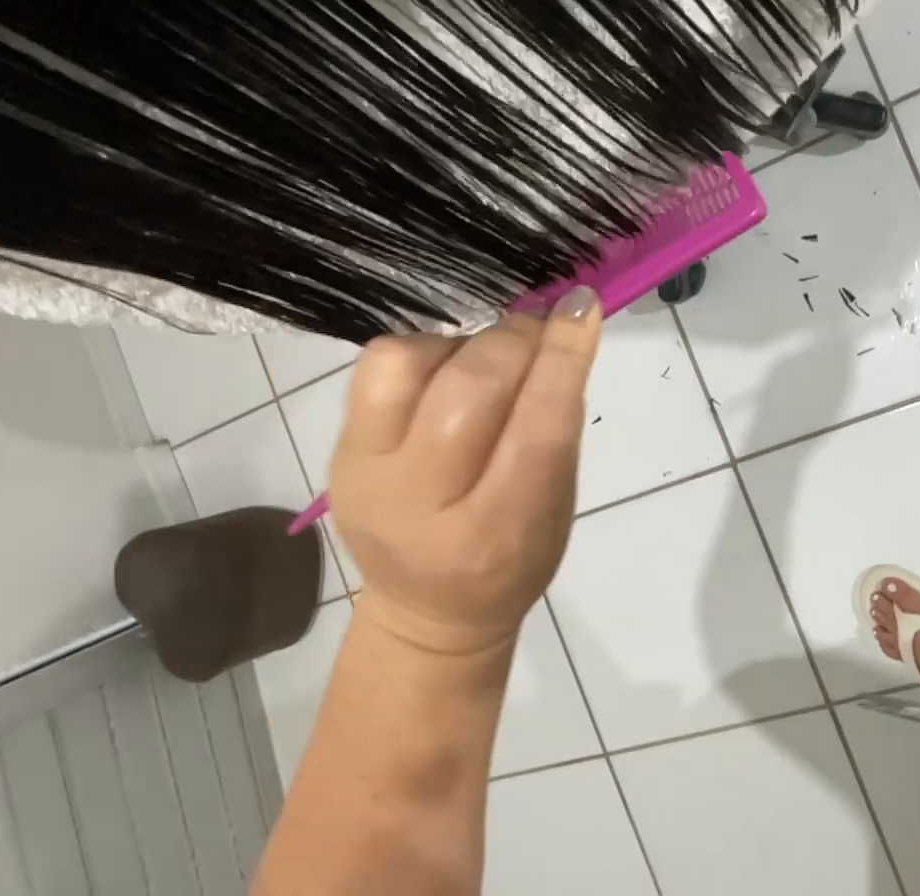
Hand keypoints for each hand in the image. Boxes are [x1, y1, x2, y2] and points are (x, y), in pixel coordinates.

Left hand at [328, 289, 601, 654]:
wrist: (428, 610)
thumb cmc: (513, 562)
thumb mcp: (555, 509)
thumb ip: (557, 427)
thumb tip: (561, 335)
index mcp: (494, 537)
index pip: (536, 429)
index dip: (562, 360)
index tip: (580, 308)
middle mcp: (418, 507)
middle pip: (470, 390)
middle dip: (516, 342)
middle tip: (542, 330)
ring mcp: (364, 476)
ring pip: (407, 364)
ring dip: (465, 342)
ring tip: (492, 356)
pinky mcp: (338, 453)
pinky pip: (379, 368)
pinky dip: (426, 351)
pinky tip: (450, 368)